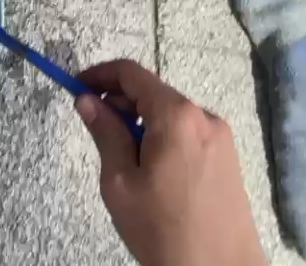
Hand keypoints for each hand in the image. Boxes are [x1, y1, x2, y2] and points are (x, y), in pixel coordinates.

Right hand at [75, 60, 267, 265]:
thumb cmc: (166, 232)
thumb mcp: (120, 182)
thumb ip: (104, 133)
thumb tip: (87, 99)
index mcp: (176, 116)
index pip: (130, 73)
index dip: (99, 75)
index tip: (77, 89)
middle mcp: (204, 117)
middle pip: (151, 91)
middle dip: (119, 101)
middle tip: (96, 129)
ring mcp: (221, 140)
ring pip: (168, 114)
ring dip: (140, 122)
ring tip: (124, 158)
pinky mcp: (229, 161)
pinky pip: (186, 133)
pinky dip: (162, 137)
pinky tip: (152, 171)